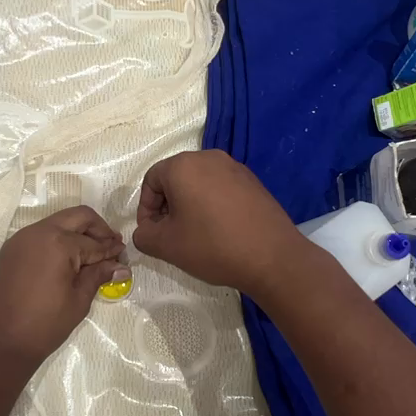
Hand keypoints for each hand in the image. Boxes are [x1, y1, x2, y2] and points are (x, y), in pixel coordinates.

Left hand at [0, 206, 127, 363]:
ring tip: (91, 256)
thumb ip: (98, 276)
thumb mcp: (78, 300)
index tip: (124, 255)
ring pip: (57, 223)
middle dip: (97, 229)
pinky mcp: (10, 250)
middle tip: (111, 247)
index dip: (111, 250)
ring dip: (77, 233)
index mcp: (58, 242)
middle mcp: (38, 232)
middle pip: (77, 217)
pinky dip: (58, 241)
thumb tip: (120, 266)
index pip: (93, 242)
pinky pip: (40, 235)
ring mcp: (21, 239)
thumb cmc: (44, 325)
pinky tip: (67, 261)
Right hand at [132, 150, 310, 299]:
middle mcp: (209, 158)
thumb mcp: (166, 246)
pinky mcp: (253, 182)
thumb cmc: (212, 245)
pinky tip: (219, 232)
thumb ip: (144, 235)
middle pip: (176, 178)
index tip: (152, 233)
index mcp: (184, 165)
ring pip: (200, 183)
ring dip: (190, 206)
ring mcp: (235, 168)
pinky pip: (222, 189)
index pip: (151, 180)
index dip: (146, 208)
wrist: (272, 256)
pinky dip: (212, 206)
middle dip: (168, 206)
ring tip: (195, 236)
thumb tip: (146, 231)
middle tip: (171, 235)